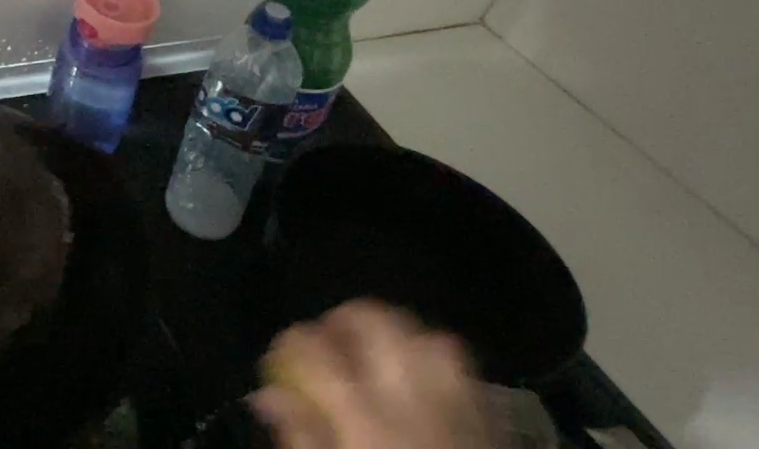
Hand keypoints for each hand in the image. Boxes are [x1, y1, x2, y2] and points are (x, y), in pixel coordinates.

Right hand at [250, 301, 492, 448]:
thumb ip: (301, 438)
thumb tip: (267, 396)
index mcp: (366, 421)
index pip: (316, 352)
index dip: (291, 341)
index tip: (282, 351)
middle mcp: (411, 400)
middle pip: (373, 323)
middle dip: (343, 322)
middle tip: (328, 341)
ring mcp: (457, 408)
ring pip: (422, 335)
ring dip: (393, 336)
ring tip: (375, 355)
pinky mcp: (491, 422)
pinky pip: (459, 368)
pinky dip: (433, 360)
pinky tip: (420, 381)